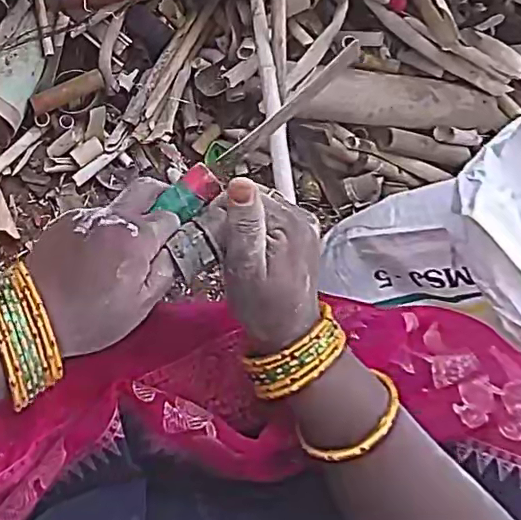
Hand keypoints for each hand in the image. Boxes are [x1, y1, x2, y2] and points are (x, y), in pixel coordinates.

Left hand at [24, 177, 180, 356]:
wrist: (33, 314)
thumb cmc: (88, 318)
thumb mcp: (140, 307)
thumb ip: (164, 271)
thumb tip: (172, 251)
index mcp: (136, 238)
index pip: (171, 215)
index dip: (178, 225)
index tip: (180, 234)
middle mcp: (113, 217)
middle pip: (147, 187)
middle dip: (162, 194)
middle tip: (166, 215)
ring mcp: (88, 215)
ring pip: (119, 205)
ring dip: (128, 219)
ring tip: (120, 255)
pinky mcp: (67, 219)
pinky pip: (95, 217)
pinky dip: (102, 229)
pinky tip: (95, 257)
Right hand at [202, 177, 321, 353]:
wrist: (288, 335)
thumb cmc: (264, 309)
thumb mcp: (245, 268)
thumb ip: (243, 225)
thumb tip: (241, 185)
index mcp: (290, 222)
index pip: (245, 192)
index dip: (223, 210)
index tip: (216, 235)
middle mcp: (301, 218)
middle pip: (253, 197)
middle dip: (233, 216)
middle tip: (227, 248)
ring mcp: (303, 225)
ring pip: (259, 207)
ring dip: (243, 223)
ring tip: (239, 252)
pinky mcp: (300, 233)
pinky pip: (268, 218)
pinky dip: (254, 230)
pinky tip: (251, 251)